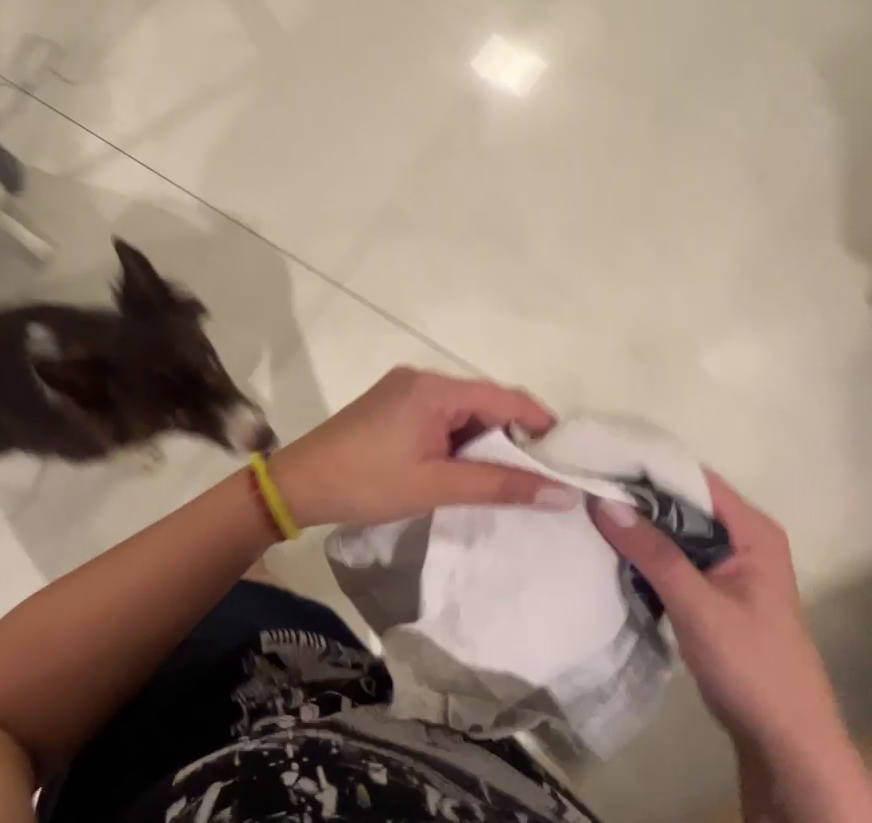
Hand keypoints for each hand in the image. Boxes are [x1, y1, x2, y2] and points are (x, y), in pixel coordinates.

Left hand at [269, 367, 570, 528]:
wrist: (300, 483)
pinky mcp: (389, 406)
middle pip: (485, 402)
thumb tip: (564, 493)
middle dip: (514, 438)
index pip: (506, 398)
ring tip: (508, 480)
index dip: (542, 427)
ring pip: (462, 412)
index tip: (571, 462)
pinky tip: (467, 469)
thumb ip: (501, 484)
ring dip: (485, 441)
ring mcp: (401, 391)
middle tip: (542, 479)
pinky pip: (438, 416)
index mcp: (433, 388)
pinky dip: (458, 439)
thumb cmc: (368, 482)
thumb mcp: (438, 485)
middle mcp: (419, 379)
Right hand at [588, 474, 846, 760]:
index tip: (593, 458)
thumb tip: (601, 500)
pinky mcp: (703, 584)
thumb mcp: (698, 607)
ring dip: (629, 519)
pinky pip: (664, 550)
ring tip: (577, 505)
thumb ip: (653, 553)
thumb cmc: (753, 666)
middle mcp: (738, 538)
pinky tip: (598, 542)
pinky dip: (635, 545)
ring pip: (667, 524)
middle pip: (676, 498)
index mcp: (753, 533)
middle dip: (629, 491)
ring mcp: (720, 562)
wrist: (781, 735)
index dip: (644, 465)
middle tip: (575, 481)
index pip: (693, 478)